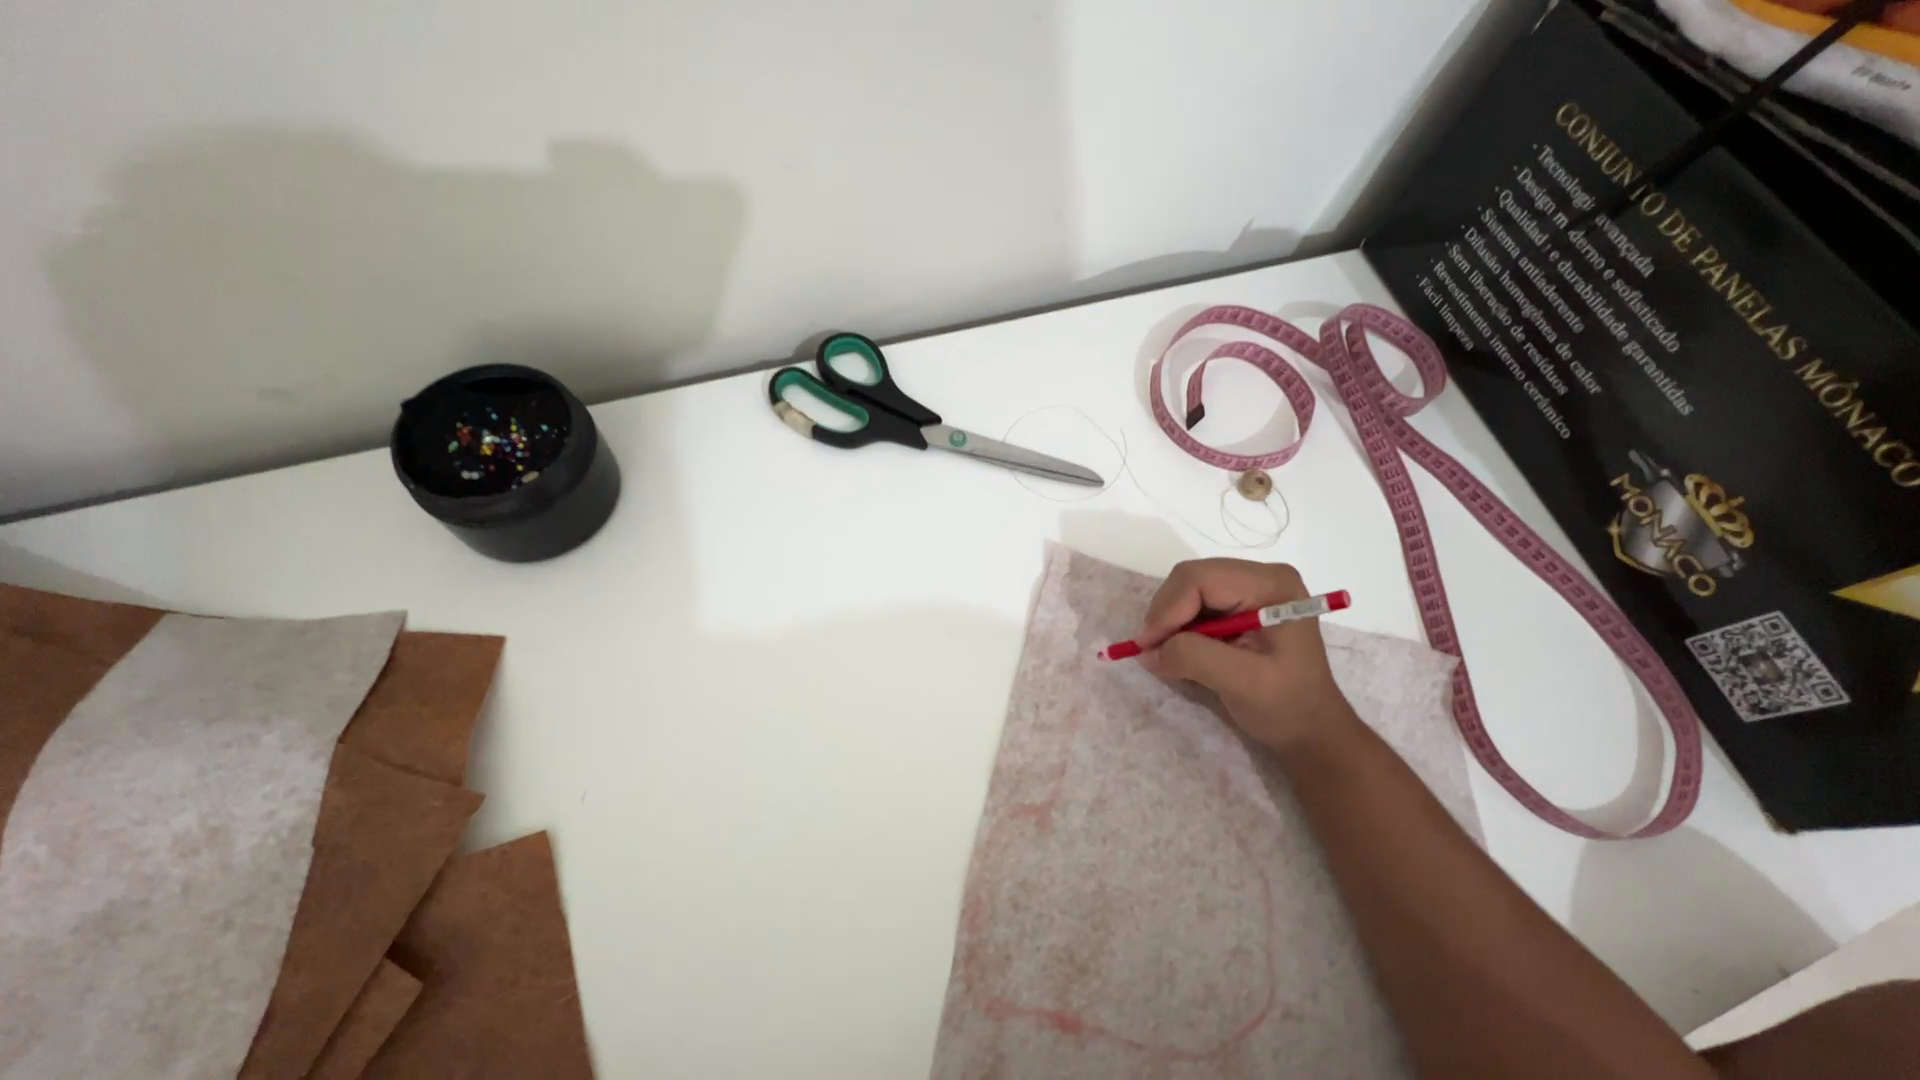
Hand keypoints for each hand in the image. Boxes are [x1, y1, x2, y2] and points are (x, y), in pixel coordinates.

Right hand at [1136, 558, 1357, 752]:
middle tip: (1153, 652)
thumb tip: (1149, 649)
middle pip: (1191, 579)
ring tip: (1167, 655)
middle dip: (1167, 615)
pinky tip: (1183, 652)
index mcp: (1272, 585)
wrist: (1312, 728)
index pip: (1200, 579)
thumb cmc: (1286, 705)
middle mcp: (1262, 577)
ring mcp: (1252, 589)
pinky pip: (1196, 604)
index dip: (1168, 609)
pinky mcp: (1241, 605)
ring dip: (1172, 622)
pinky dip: (1181, 627)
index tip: (1149, 647)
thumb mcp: (1241, 682)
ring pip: (1188, 590)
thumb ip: (1195, 657)